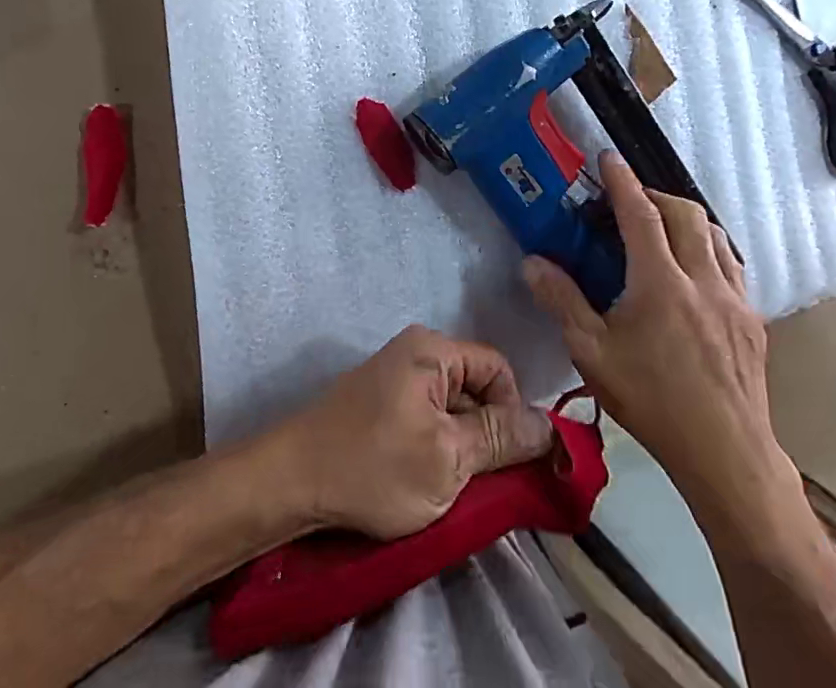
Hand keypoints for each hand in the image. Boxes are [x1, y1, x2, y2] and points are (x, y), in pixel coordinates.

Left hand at [274, 325, 553, 540]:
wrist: (285, 485)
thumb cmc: (372, 467)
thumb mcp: (448, 458)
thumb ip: (502, 439)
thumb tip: (550, 426)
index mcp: (433, 350)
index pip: (498, 369)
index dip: (513, 411)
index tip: (510, 458)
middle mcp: (414, 354)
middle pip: (475, 388)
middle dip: (486, 433)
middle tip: (485, 479)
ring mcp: (392, 379)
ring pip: (451, 409)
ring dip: (460, 446)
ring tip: (454, 485)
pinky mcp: (377, 406)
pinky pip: (425, 419)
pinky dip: (435, 447)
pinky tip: (427, 480)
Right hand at [523, 152, 777, 498]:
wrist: (724, 450)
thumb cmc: (651, 402)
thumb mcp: (593, 354)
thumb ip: (563, 302)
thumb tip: (534, 262)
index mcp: (660, 283)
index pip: (640, 214)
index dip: (622, 181)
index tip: (609, 159)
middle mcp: (703, 279)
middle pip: (686, 214)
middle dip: (657, 195)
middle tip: (631, 201)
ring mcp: (734, 297)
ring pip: (716, 235)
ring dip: (688, 220)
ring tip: (664, 231)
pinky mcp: (752, 319)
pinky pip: (732, 266)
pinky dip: (710, 251)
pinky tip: (696, 274)